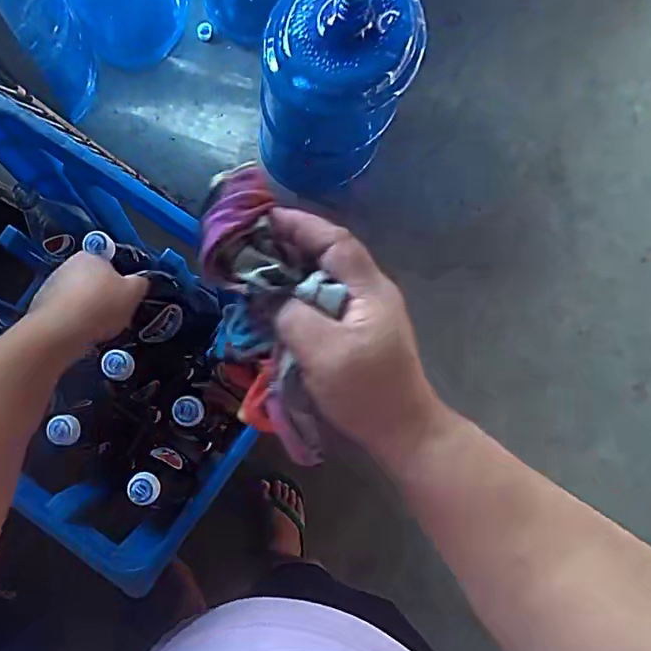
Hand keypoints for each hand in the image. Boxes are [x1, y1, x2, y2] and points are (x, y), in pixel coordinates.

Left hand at [25, 250, 147, 353]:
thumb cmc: (101, 306)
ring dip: (86, 312)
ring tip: (95, 330)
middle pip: (92, 283)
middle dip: (102, 299)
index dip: (120, 286)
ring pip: (77, 300)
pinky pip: (64, 315)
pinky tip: (78, 335)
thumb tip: (138, 281)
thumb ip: (139, 283)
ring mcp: (51, 285)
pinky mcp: (41, 306)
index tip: (123, 303)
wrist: (61, 330)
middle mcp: (67, 265)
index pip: (110, 267)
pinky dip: (72, 323)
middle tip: (112, 318)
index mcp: (91, 257)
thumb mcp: (133, 293)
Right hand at [272, 208, 448, 462]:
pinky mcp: (352, 336)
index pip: (334, 241)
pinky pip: (319, 305)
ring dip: (289, 273)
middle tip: (249, 245)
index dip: (301, 226)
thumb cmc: (366, 391)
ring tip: (254, 272)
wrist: (401, 432)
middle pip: (327, 256)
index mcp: (368, 289)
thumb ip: (292, 316)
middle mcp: (367, 294)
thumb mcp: (323, 352)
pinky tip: (272, 306)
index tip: (264, 218)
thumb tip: (266, 296)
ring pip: (321, 281)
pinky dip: (294, 299)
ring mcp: (361, 315)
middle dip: (289, 246)